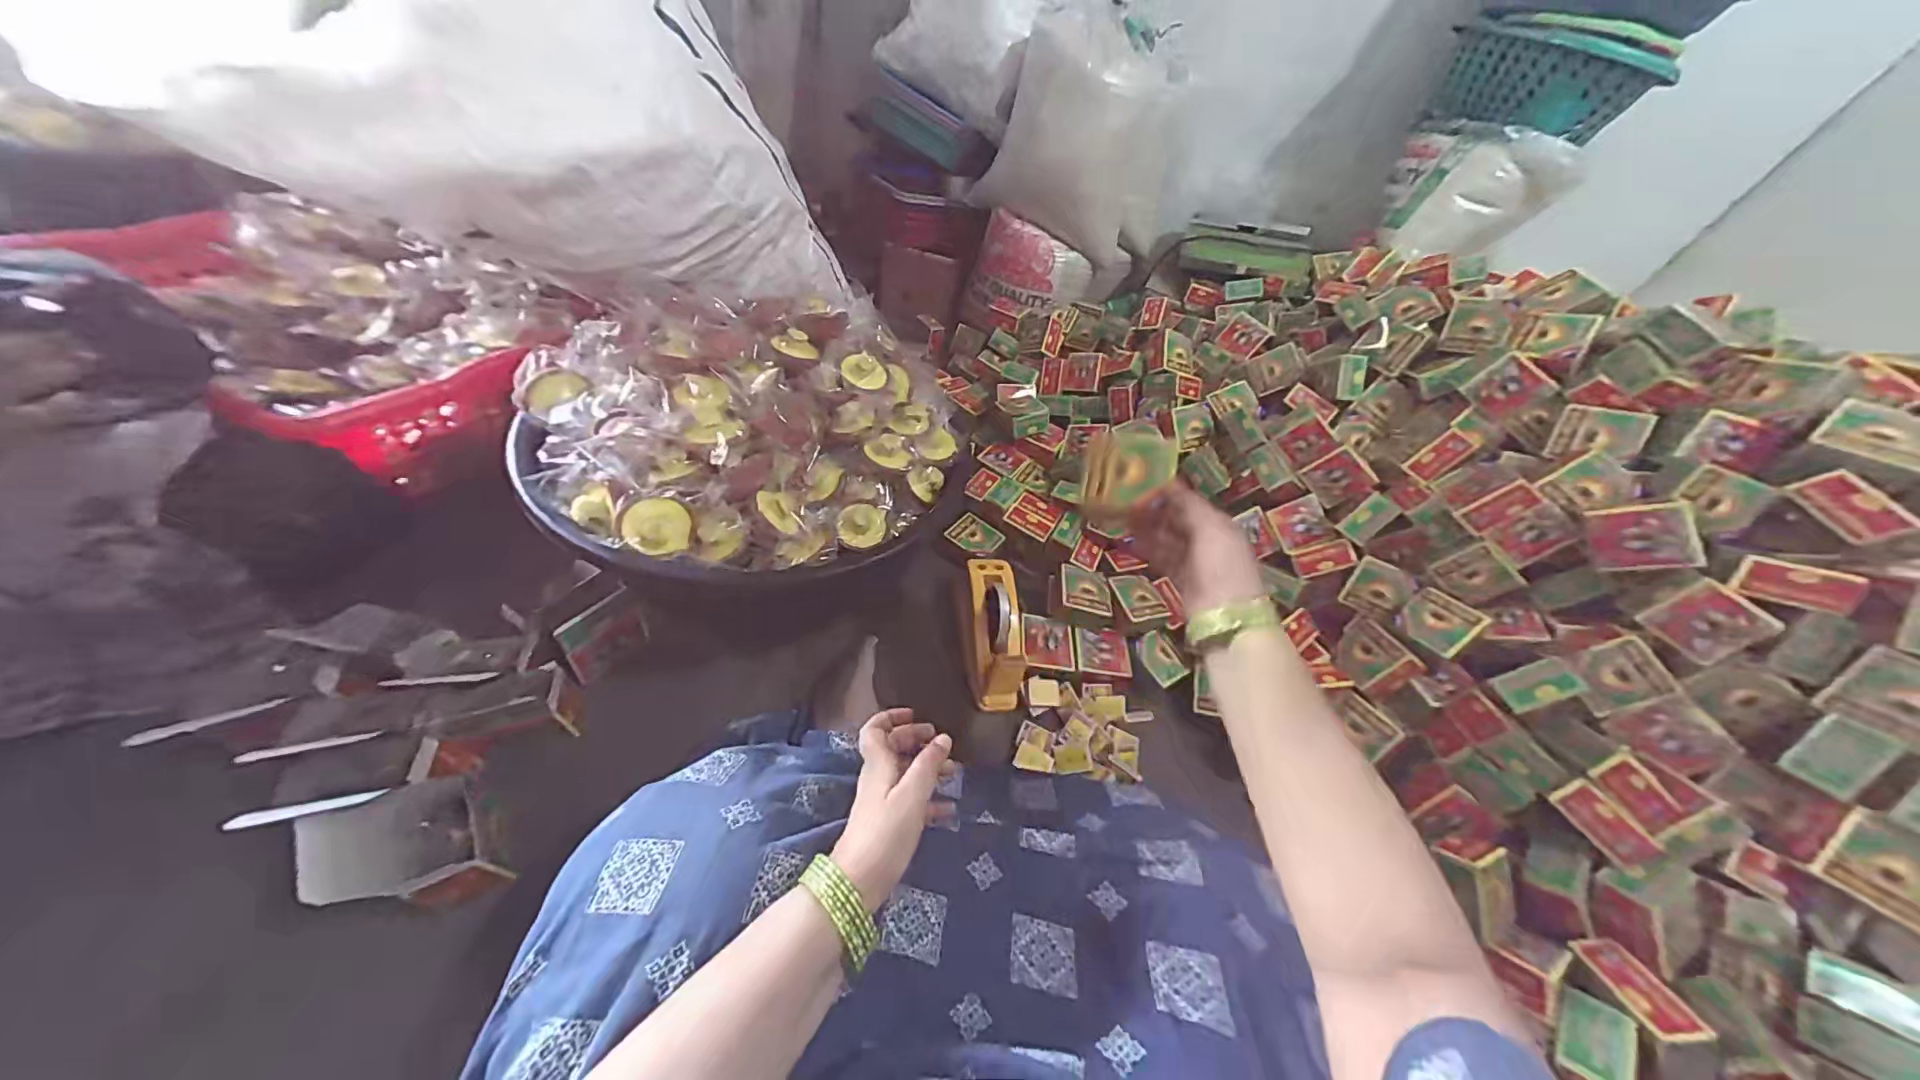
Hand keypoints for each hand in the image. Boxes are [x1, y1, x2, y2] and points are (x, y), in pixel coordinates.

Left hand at [830, 708, 954, 911]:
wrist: (859, 881)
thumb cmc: (885, 832)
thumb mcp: (911, 795)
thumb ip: (927, 765)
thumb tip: (943, 738)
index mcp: (878, 766)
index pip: (874, 730)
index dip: (891, 717)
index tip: (915, 714)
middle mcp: (878, 779)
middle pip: (894, 749)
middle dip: (917, 741)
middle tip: (943, 743)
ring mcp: (882, 801)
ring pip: (905, 774)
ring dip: (927, 769)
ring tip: (954, 772)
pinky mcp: (889, 823)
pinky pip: (910, 800)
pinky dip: (929, 798)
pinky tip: (949, 809)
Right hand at [1128, 483, 1267, 614]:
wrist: (1223, 613)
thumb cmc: (1221, 564)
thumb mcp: (1210, 528)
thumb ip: (1189, 506)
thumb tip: (1170, 484)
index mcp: (1219, 524)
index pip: (1190, 503)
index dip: (1168, 495)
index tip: (1142, 487)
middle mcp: (1207, 540)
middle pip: (1177, 521)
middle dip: (1154, 512)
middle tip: (1127, 504)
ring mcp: (1194, 561)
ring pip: (1167, 539)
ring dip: (1148, 530)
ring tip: (1124, 521)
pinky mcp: (1181, 579)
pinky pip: (1162, 558)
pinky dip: (1148, 550)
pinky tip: (1132, 543)